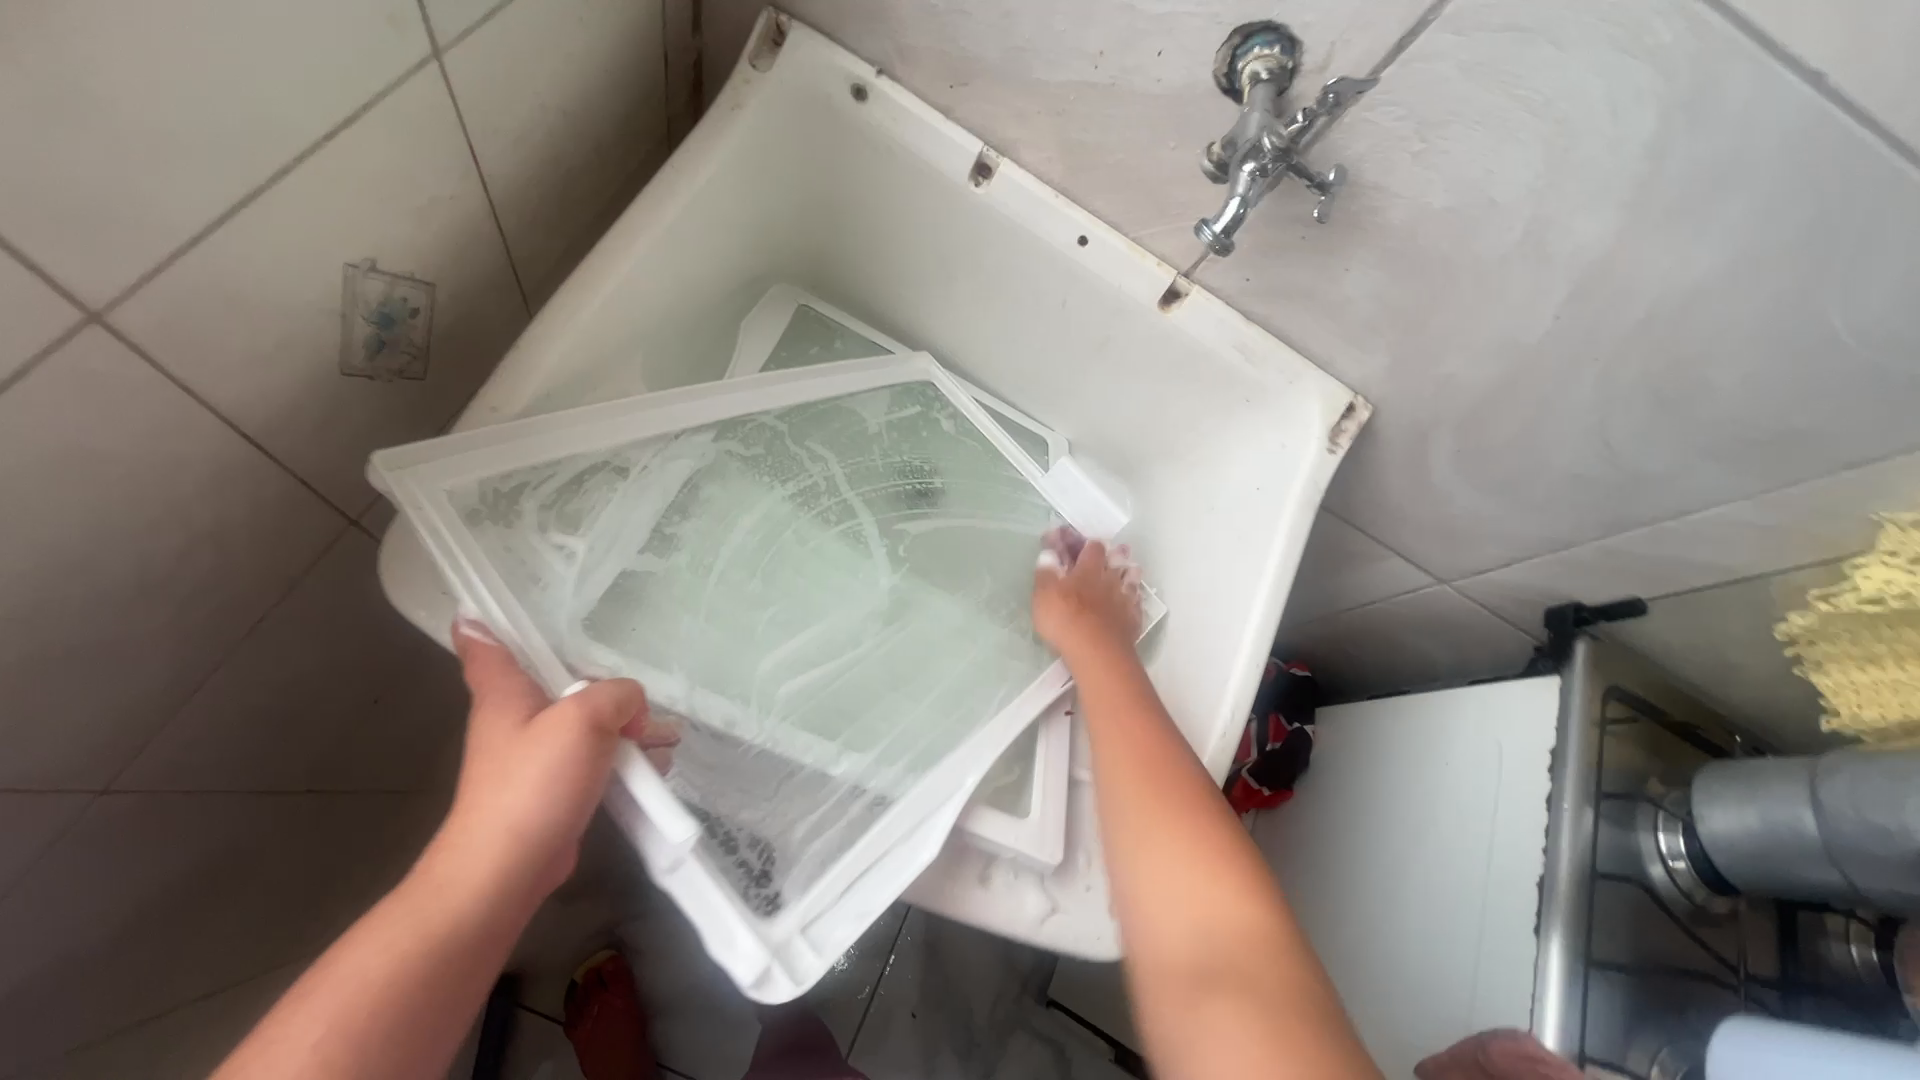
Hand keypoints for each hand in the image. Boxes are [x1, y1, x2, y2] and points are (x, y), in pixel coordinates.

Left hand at [423, 620, 678, 910]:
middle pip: (561, 685)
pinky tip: (653, 770)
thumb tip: (632, 708)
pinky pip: (594, 761)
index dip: (483, 623)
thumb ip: (618, 694)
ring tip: (663, 740)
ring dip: (626, 730)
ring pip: (587, 725)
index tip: (479, 606)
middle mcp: (516, 719)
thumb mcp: (585, 719)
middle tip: (641, 701)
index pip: (486, 647)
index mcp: (507, 693)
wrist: (508, 868)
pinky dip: (624, 762)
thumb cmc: (534, 784)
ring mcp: (534, 758)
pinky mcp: (553, 790)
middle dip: (605, 688)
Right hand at [1032, 525, 1143, 663]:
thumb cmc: (1065, 619)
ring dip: (1129, 572)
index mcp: (1088, 569)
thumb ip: (1046, 572)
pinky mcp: (1134, 619)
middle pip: (1117, 560)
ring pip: (1131, 579)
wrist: (1096, 651)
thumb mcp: (1044, 594)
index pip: (1092, 547)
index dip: (1085, 542)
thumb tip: (1048, 553)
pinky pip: (1137, 602)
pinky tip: (1133, 599)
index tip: (1078, 541)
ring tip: (1129, 569)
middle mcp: (1110, 579)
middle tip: (1115, 550)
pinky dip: (1135, 597)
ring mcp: (1125, 599)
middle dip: (1114, 553)